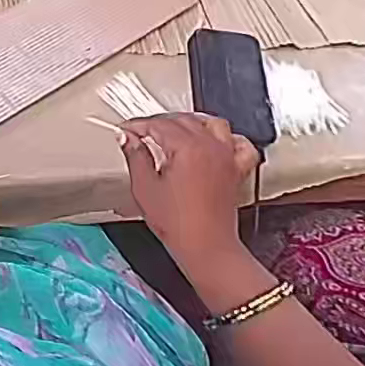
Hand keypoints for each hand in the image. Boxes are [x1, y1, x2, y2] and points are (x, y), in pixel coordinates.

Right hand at [121, 113, 259, 260]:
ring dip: (189, 122)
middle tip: (139, 133)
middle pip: (182, 119)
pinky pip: (239, 142)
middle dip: (157, 122)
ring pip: (210, 123)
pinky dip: (226, 137)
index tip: (125, 130)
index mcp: (187, 148)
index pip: (157, 124)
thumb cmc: (177, 223)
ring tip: (172, 130)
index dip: (137, 126)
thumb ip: (136, 156)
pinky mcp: (235, 168)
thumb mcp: (144, 187)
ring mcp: (226, 156)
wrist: (205, 246)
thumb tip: (128, 139)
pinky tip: (212, 141)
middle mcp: (211, 147)